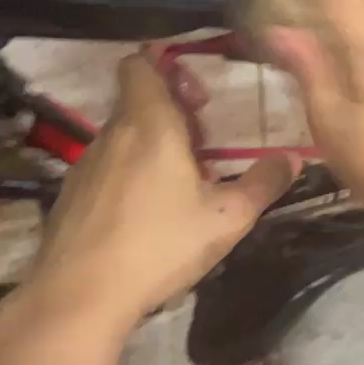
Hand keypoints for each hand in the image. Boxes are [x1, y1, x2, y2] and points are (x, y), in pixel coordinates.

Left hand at [22, 54, 299, 332]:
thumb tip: (292, 159)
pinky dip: (131, 170)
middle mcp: (113, 135)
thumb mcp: (227, 218)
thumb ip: (263, 183)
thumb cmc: (159, 246)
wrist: (78, 299)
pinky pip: (108, 164)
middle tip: (206, 140)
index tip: (198, 93)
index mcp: (150, 126)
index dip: (167, 66)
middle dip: (173, 109)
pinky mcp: (71, 196)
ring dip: (153, 141)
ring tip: (183, 178)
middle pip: (138, 100)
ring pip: (123, 134)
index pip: (141, 66)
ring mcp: (86, 165)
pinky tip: (149, 209)